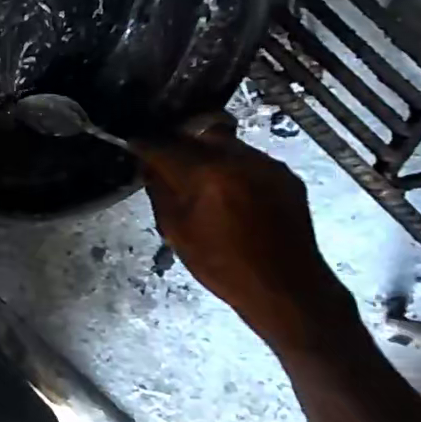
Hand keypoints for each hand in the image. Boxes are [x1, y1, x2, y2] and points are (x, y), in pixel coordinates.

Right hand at [138, 128, 353, 345]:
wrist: (285, 287)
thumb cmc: (223, 267)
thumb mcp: (177, 233)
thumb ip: (160, 192)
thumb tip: (150, 167)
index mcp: (206, 174)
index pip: (164, 146)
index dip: (144, 145)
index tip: (135, 146)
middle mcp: (238, 159)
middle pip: (197, 133)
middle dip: (179, 145)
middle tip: (168, 163)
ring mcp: (267, 164)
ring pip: (226, 144)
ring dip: (208, 156)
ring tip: (202, 182)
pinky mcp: (286, 174)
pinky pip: (250, 159)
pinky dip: (234, 169)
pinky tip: (231, 194)